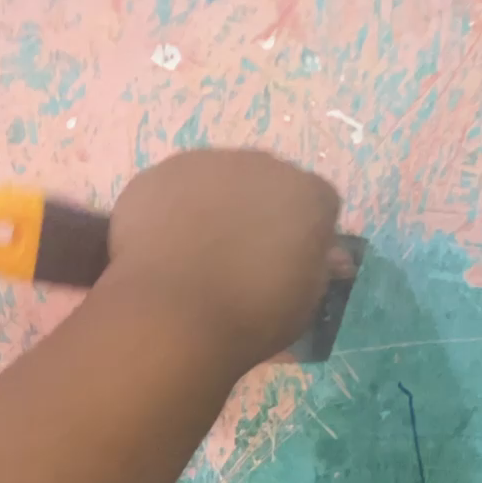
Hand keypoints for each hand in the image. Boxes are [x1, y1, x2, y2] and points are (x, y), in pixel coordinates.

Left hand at [104, 149, 344, 367]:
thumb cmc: (250, 319)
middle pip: (269, 184)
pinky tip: (166, 252)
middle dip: (262, 214)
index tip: (293, 265)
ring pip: (219, 182)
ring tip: (199, 257)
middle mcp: (261, 164)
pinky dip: (174, 214)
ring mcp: (204, 163)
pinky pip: (174, 191)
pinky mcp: (156, 174)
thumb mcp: (303, 307)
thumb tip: (325, 257)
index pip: (321, 205)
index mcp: (307, 196)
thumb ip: (316, 271)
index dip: (308, 235)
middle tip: (245, 260)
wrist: (171, 316)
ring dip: (217, 209)